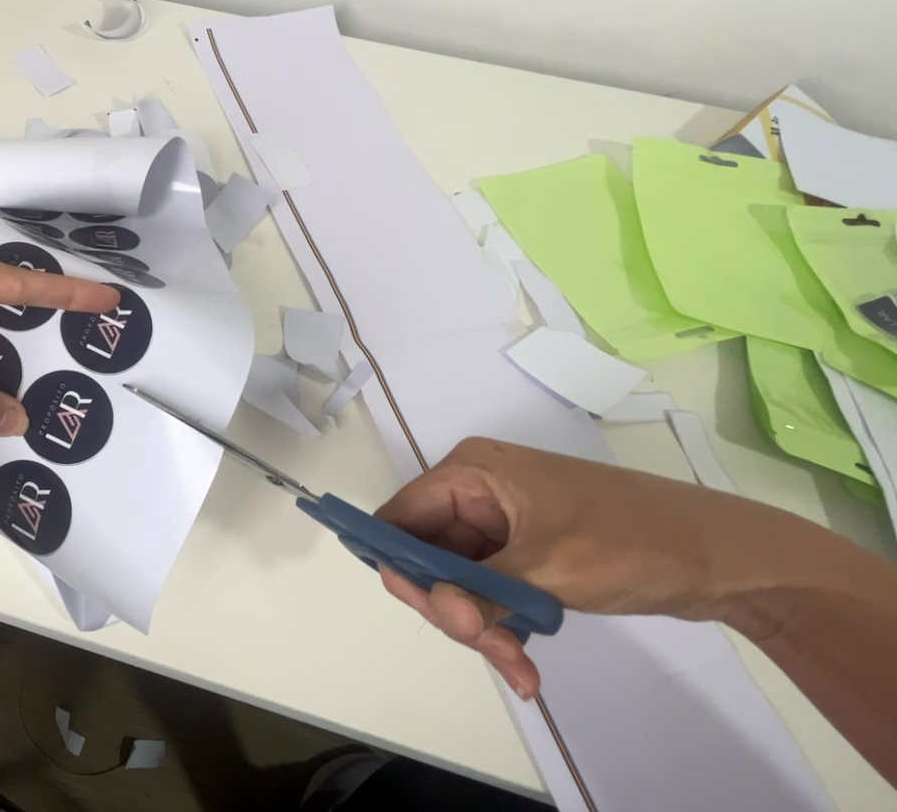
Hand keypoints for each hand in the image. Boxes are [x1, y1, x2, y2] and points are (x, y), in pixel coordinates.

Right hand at [372, 437, 805, 697]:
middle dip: (452, 607)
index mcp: (470, 472)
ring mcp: (500, 521)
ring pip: (459, 579)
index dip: (401, 564)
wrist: (739, 561)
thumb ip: (481, 590)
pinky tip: (524, 662)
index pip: (401, 517)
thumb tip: (435, 611)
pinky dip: (502, 623)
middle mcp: (476, 491)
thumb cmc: (637, 543)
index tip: (434, 613)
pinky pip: (490, 587)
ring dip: (481, 625)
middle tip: (491, 649)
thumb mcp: (550, 570)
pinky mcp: (525, 549)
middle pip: (427, 555)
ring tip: (519, 668)